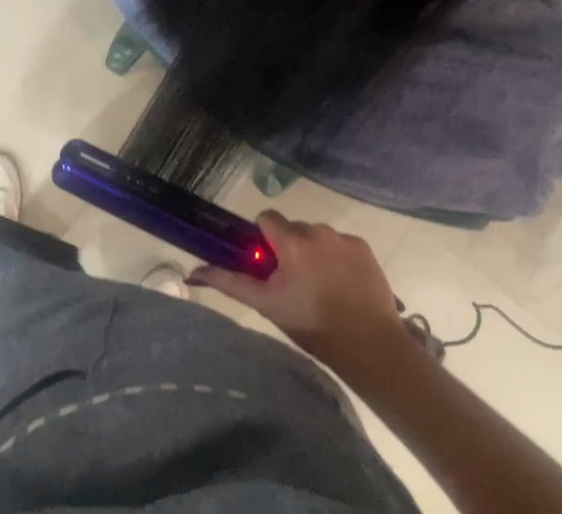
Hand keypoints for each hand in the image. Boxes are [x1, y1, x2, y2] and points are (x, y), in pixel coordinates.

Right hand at [191, 211, 403, 362]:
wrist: (368, 343)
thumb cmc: (311, 325)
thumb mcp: (266, 304)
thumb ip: (229, 283)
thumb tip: (193, 272)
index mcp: (292, 242)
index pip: (267, 218)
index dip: (263, 238)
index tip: (268, 263)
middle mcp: (318, 231)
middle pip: (294, 229)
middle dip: (290, 248)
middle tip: (294, 282)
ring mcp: (344, 238)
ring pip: (318, 236)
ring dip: (314, 252)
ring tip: (320, 286)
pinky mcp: (364, 248)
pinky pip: (341, 244)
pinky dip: (337, 258)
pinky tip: (343, 285)